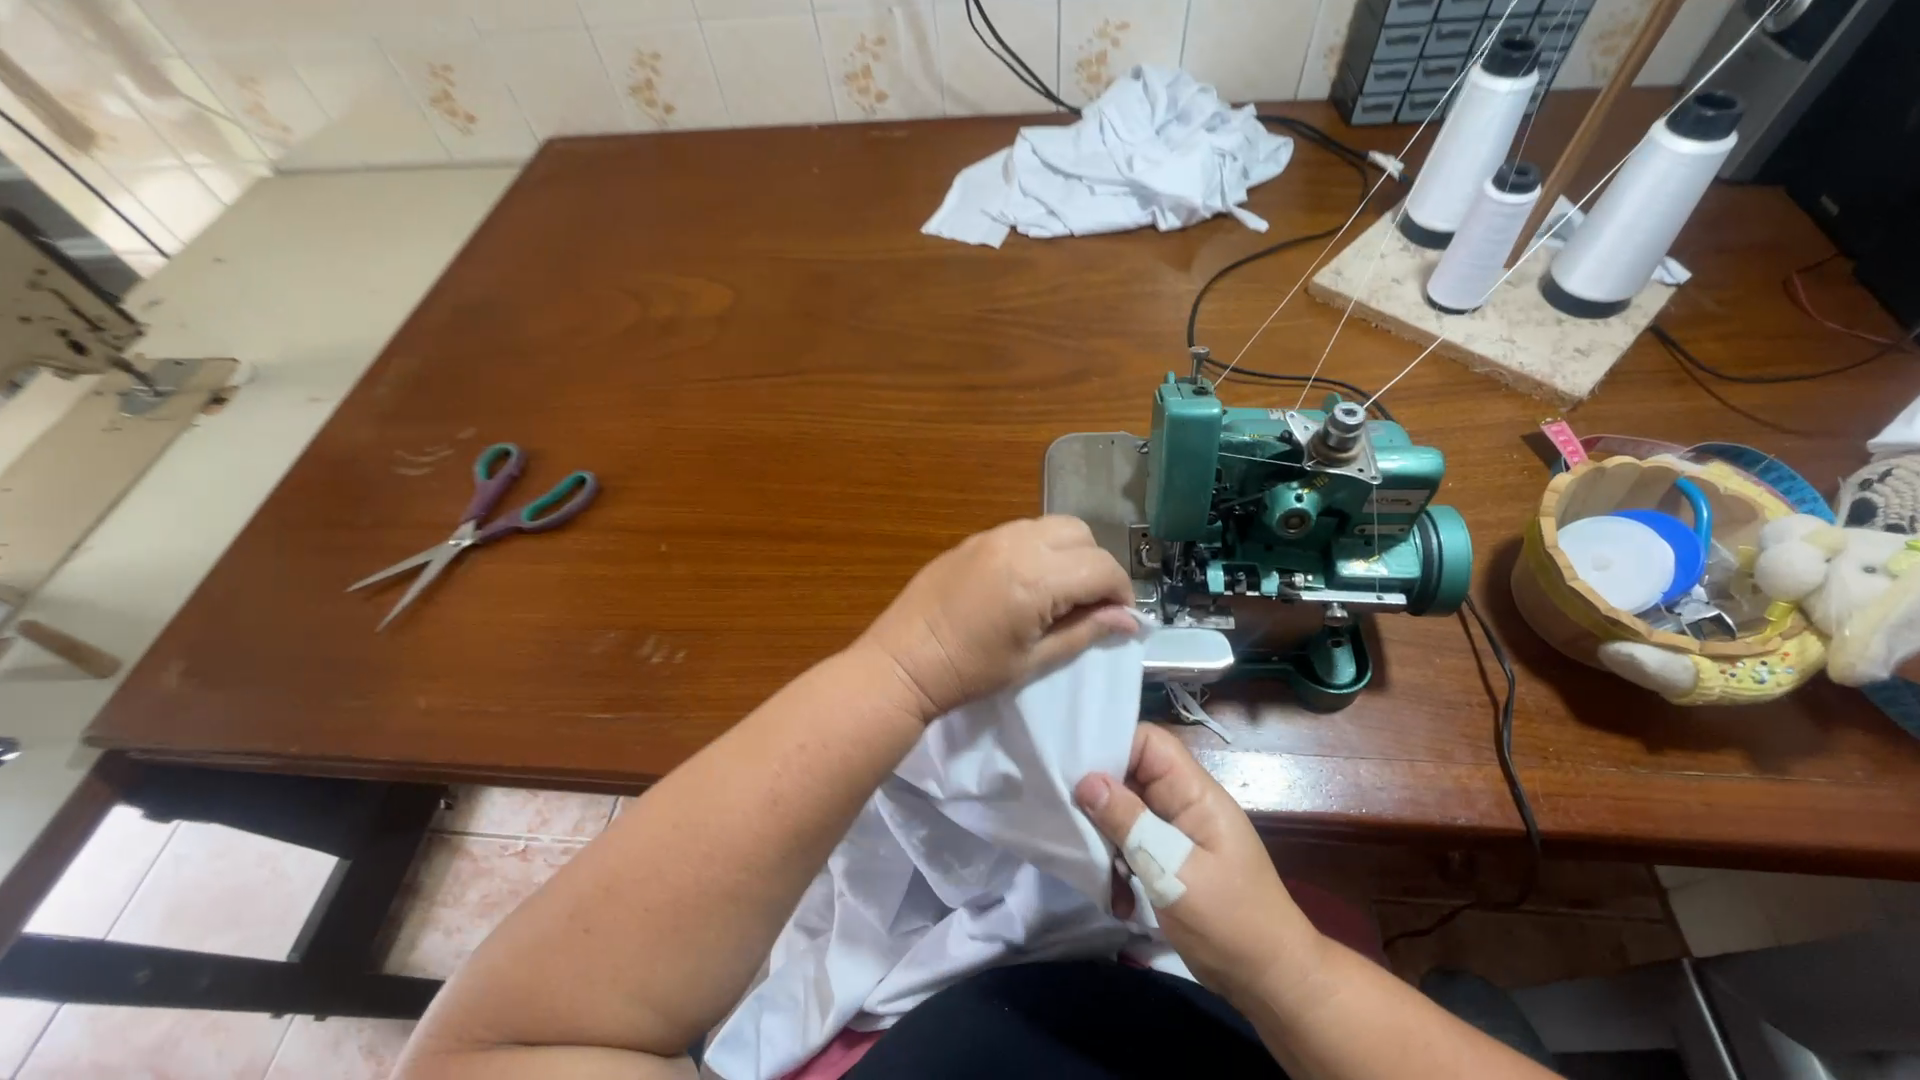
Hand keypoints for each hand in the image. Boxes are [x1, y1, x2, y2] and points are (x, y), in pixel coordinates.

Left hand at [857, 516, 1139, 720]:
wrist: (904, 661)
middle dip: (1097, 567)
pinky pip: (1023, 531)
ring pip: (1054, 525)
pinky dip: (1041, 548)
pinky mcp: (974, 539)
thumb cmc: (969, 671)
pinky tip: (1030, 581)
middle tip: (1091, 604)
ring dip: (1070, 552)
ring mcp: (992, 536)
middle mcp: (1017, 544)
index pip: (1101, 568)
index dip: (1121, 593)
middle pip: (1082, 535)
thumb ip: (1085, 631)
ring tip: (1062, 591)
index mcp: (1035, 578)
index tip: (1120, 618)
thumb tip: (1128, 621)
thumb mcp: (1034, 660)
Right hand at [1074, 725, 1321, 1000]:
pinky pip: (1131, 846)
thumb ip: (1130, 824)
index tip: (1075, 772)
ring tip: (1097, 871)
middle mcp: (1183, 804)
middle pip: (1130, 776)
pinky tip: (1116, 898)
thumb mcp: (1175, 871)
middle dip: (1099, 799)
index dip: (1112, 746)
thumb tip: (1086, 781)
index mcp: (1195, 793)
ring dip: (1105, 841)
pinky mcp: (1167, 862)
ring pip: (1125, 814)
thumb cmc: (1231, 920)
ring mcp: (1175, 834)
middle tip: (1070, 822)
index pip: (1149, 743)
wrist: (1269, 978)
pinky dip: (1118, 867)